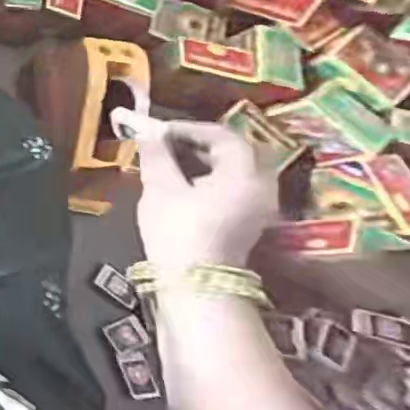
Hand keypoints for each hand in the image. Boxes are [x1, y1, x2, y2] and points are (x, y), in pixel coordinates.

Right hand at [135, 121, 276, 273]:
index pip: (224, 137)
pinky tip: (179, 181)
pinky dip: (206, 176)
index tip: (158, 130)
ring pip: (231, 169)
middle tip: (160, 142)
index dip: (189, 128)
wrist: (194, 281)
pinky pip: (231, 186)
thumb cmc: (177, 230)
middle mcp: (262, 186)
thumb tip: (147, 130)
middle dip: (195, 143)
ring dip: (200, 160)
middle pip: (233, 152)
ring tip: (165, 159)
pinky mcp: (247, 218)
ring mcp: (258, 205)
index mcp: (246, 175)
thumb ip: (157, 155)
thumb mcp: (161, 188)